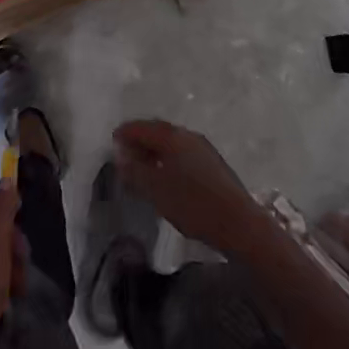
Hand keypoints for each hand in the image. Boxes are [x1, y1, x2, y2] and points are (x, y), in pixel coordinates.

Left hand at [0, 185, 20, 347]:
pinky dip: (9, 272)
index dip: (3, 196)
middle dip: (13, 231)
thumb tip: (7, 179)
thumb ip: (1, 207)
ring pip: (0, 244)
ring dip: (14, 255)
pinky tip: (14, 285)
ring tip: (19, 273)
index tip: (19, 209)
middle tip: (21, 248)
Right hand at [113, 120, 269, 254]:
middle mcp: (188, 135)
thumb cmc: (192, 204)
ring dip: (154, 150)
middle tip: (124, 153)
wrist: (237, 221)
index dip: (126, 132)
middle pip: (158, 131)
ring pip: (171, 142)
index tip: (112, 140)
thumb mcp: (156, 190)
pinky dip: (167, 158)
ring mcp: (202, 147)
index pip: (143, 127)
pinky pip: (182, 152)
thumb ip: (135, 171)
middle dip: (139, 139)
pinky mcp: (212, 162)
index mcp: (172, 137)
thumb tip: (120, 156)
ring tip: (141, 166)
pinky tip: (164, 175)